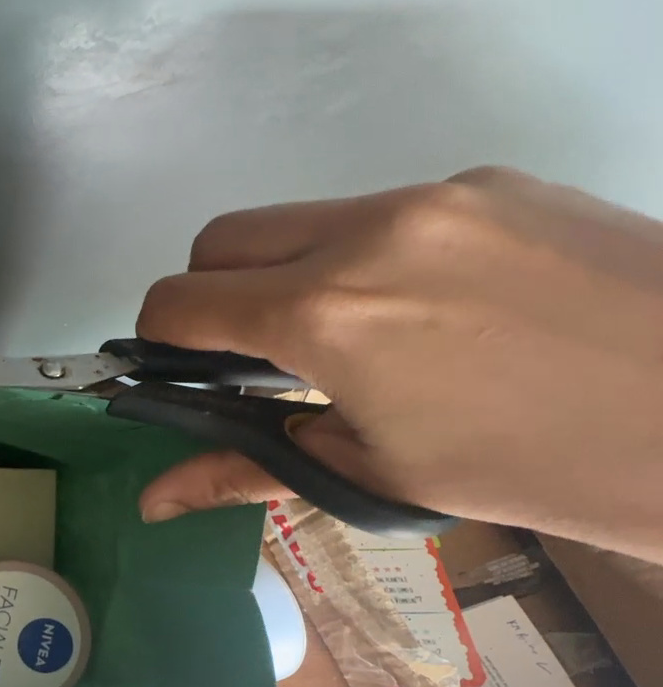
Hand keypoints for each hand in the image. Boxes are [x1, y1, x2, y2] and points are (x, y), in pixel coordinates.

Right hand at [136, 166, 662, 561]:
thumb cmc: (532, 466)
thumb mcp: (367, 472)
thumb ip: (241, 469)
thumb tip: (153, 502)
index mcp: (324, 312)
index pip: (178, 299)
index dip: (155, 338)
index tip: (174, 369)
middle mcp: (369, 232)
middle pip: (220, 240)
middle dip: (207, 294)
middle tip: (245, 355)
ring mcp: (439, 197)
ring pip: (299, 222)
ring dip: (284, 273)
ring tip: (345, 337)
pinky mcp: (495, 185)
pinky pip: (379, 213)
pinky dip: (362, 256)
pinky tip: (423, 310)